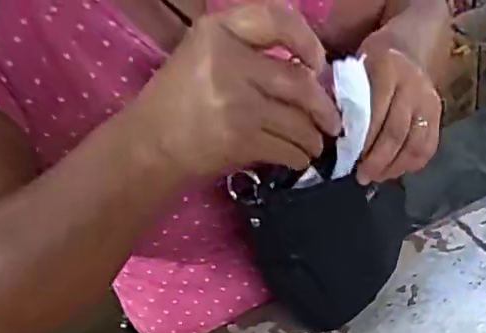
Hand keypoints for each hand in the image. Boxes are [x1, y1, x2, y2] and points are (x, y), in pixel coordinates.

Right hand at [127, 3, 341, 178]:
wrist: (153, 145)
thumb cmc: (180, 101)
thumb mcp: (204, 55)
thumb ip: (247, 51)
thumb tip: (303, 68)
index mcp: (220, 31)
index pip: (277, 20)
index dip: (307, 41)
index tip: (319, 63)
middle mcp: (231, 61)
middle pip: (299, 82)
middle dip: (324, 107)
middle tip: (332, 121)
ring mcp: (238, 103)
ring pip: (298, 121)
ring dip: (313, 138)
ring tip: (315, 144)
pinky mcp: (243, 140)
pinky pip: (287, 149)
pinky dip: (299, 157)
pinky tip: (299, 159)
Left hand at [354, 40, 442, 183]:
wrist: (407, 50)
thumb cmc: (372, 66)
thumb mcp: (355, 70)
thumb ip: (346, 98)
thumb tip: (336, 135)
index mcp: (387, 68)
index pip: (375, 113)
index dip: (363, 142)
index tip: (350, 160)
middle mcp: (412, 84)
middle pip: (395, 133)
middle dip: (377, 161)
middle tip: (363, 176)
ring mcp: (428, 101)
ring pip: (414, 145)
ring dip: (394, 168)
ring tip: (378, 177)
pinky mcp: (437, 115)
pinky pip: (427, 149)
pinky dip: (411, 165)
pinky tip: (395, 171)